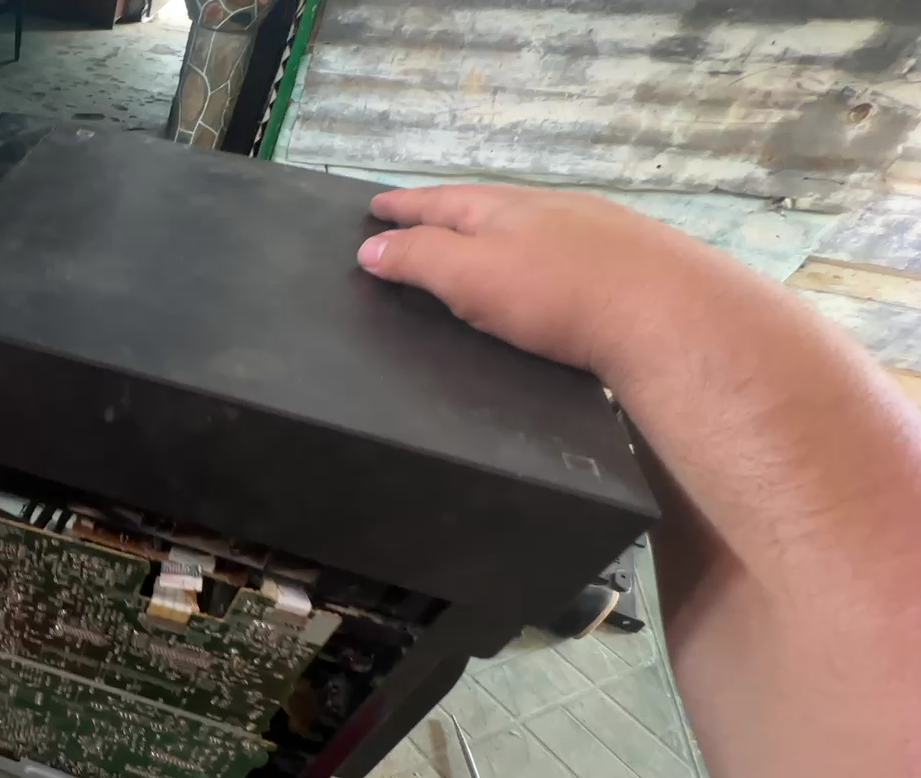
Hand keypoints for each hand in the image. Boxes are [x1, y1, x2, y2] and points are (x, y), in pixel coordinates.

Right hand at [356, 184, 753, 382]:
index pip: (440, 201)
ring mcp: (589, 229)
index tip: (375, 205)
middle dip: (442, 212)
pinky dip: (523, 251)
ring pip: (522, 223)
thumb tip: (370, 247)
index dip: (403, 206)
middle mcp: (547, 208)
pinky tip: (530, 269)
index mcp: (504, 209)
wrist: (668, 315)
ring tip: (465, 244)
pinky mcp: (619, 257)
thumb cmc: (554, 294)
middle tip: (412, 220)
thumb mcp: (467, 276)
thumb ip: (416, 259)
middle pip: (482, 204)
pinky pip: (552, 246)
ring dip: (485, 230)